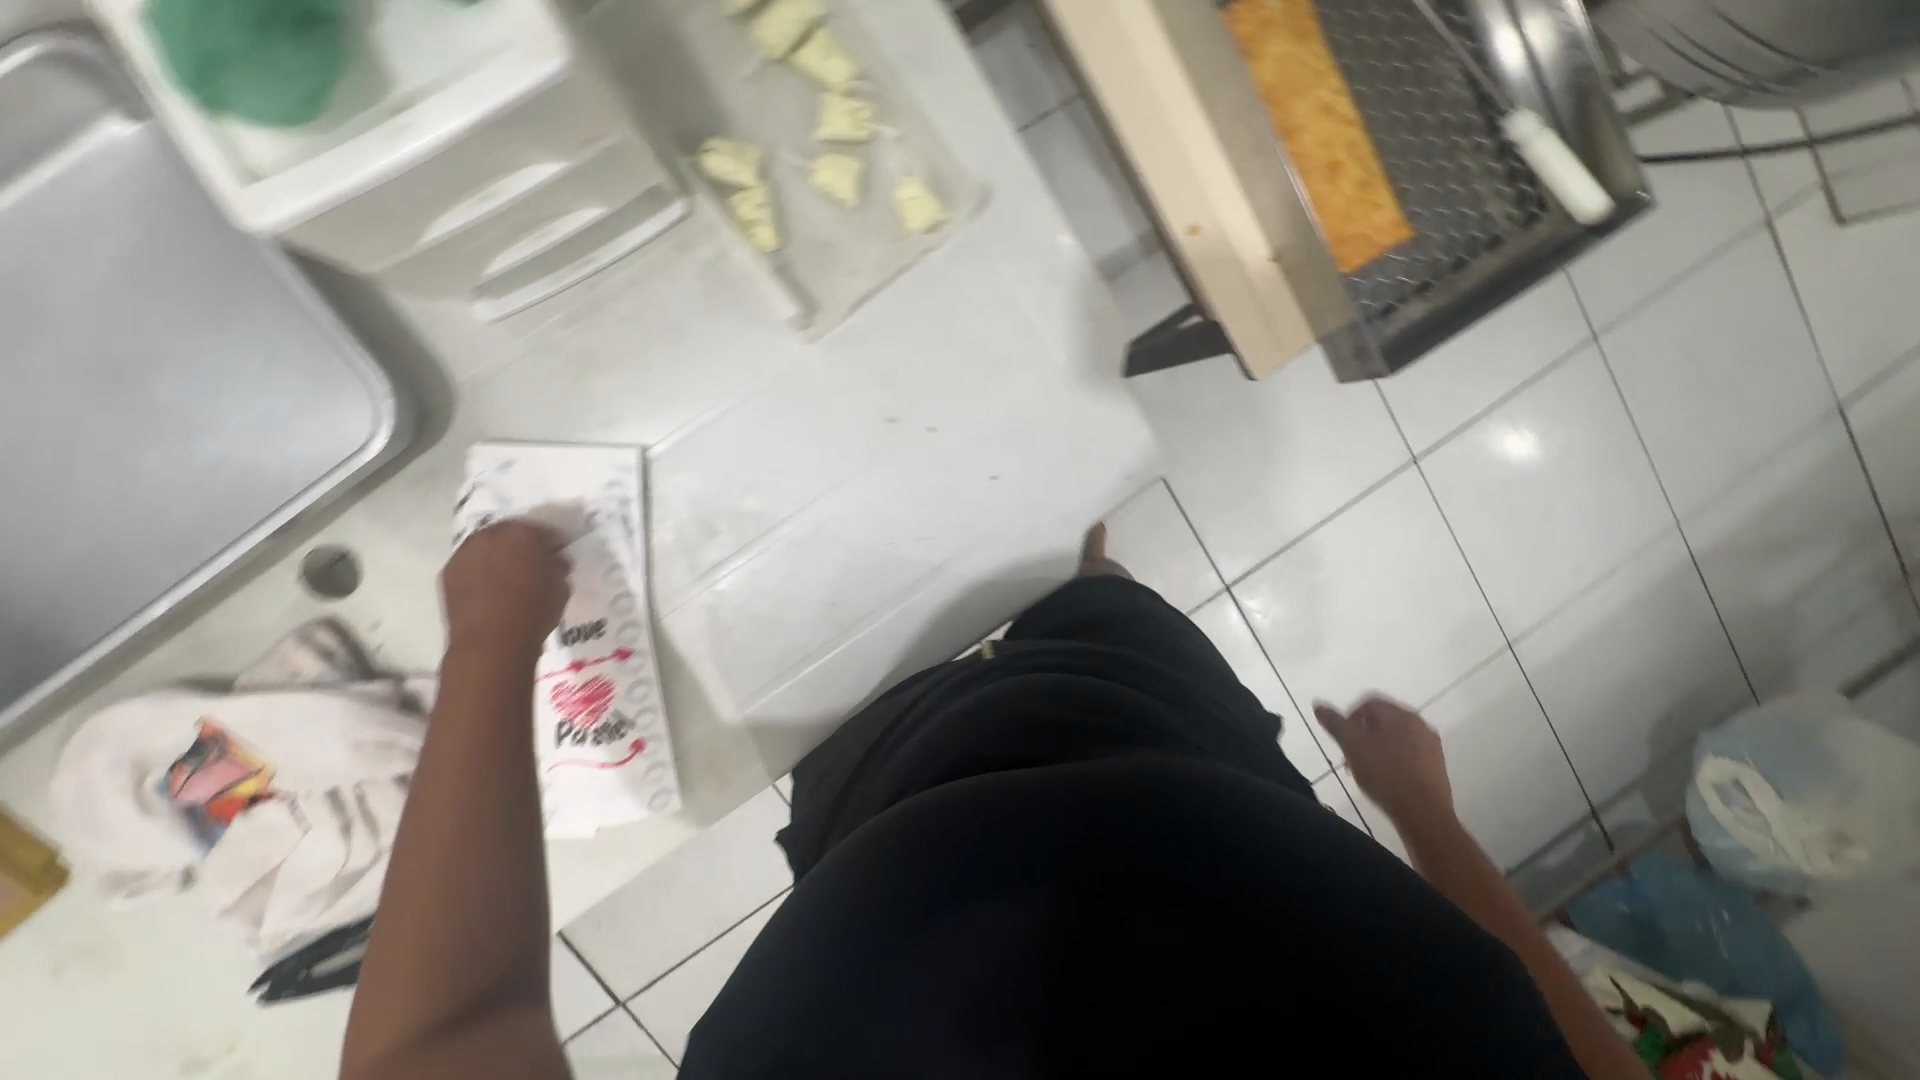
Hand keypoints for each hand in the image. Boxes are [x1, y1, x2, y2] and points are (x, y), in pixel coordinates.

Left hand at [441, 521, 569, 657]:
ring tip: (505, 577)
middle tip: (529, 565)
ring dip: (496, 555)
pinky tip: (486, 589)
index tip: (555, 559)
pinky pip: (469, 563)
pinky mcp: (448, 571)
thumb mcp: (561, 588)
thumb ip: (556, 567)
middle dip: (520, 545)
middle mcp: (491, 535)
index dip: (551, 546)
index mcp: (524, 534)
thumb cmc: (534, 613)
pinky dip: (478, 570)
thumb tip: (553, 562)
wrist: (491, 643)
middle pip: (509, 532)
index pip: (544, 532)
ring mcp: (465, 552)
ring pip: (485, 546)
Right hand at [1314, 695, 1455, 833]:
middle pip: (1383, 720)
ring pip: (1395, 737)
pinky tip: (1385, 778)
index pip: (1369, 702)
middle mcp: (1419, 723)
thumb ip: (1335, 723)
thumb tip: (1319, 705)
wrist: (1424, 813)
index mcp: (1399, 714)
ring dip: (1376, 747)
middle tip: (1350, 754)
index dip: (1350, 716)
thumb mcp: (1351, 746)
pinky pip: (1409, 752)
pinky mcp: (1437, 765)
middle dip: (1362, 734)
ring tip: (1365, 769)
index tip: (1341, 737)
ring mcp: (1431, 745)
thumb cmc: (1384, 775)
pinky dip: (1393, 759)